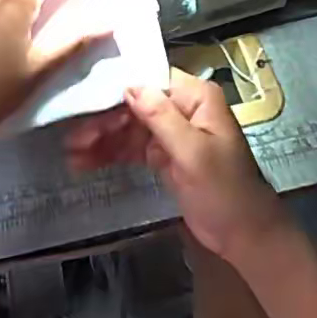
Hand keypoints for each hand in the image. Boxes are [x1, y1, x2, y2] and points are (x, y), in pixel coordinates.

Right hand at [77, 70, 291, 263]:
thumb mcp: (193, 152)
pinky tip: (85, 162)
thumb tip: (129, 85)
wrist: (244, 235)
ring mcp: (172, 131)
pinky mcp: (164, 154)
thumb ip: (161, 117)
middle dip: (104, 121)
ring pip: (129, 126)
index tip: (86, 101)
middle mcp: (182, 107)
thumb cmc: (225, 189)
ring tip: (72, 153)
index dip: (118, 89)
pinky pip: (132, 147)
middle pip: (135, 105)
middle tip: (74, 138)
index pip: (150, 82)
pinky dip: (111, 153)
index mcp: (196, 97)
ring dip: (102, 139)